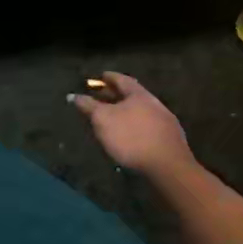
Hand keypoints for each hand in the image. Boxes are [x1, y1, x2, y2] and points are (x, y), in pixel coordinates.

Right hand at [72, 72, 196, 177]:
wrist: (168, 167)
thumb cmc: (131, 137)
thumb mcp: (102, 119)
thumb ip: (88, 105)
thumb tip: (73, 95)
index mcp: (139, 95)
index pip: (122, 80)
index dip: (109, 77)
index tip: (100, 76)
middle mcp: (154, 104)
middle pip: (132, 95)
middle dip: (115, 95)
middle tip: (100, 97)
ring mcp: (165, 122)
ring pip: (140, 111)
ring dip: (125, 111)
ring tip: (111, 117)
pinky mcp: (169, 139)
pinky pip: (147, 125)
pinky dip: (135, 124)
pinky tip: (128, 134)